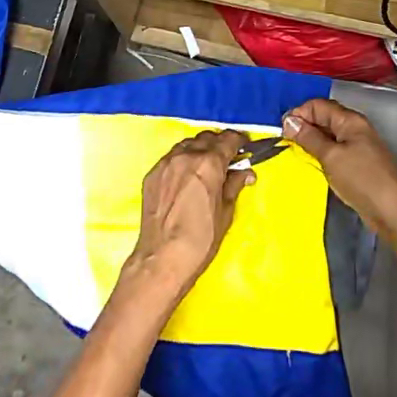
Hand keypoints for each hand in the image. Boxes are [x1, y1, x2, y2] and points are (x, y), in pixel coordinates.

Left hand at [124, 130, 254, 298]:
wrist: (162, 259)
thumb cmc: (200, 238)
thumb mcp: (226, 211)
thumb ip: (234, 185)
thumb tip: (245, 173)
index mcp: (209, 163)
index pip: (228, 139)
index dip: (240, 141)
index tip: (244, 147)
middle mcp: (186, 157)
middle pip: (207, 138)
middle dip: (220, 144)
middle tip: (228, 159)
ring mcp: (166, 164)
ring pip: (187, 144)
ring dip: (200, 149)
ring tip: (206, 166)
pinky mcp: (152, 175)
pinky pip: (171, 158)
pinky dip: (183, 160)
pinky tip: (187, 176)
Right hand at [283, 99, 396, 237]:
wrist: (391, 209)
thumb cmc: (362, 179)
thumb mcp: (331, 156)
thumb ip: (310, 138)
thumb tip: (290, 120)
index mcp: (350, 120)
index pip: (319, 105)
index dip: (299, 113)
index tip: (281, 129)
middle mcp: (355, 128)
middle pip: (325, 117)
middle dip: (303, 125)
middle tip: (284, 141)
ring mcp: (358, 145)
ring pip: (329, 134)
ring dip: (311, 140)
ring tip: (293, 152)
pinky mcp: (358, 162)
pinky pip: (335, 150)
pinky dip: (321, 153)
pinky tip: (311, 163)